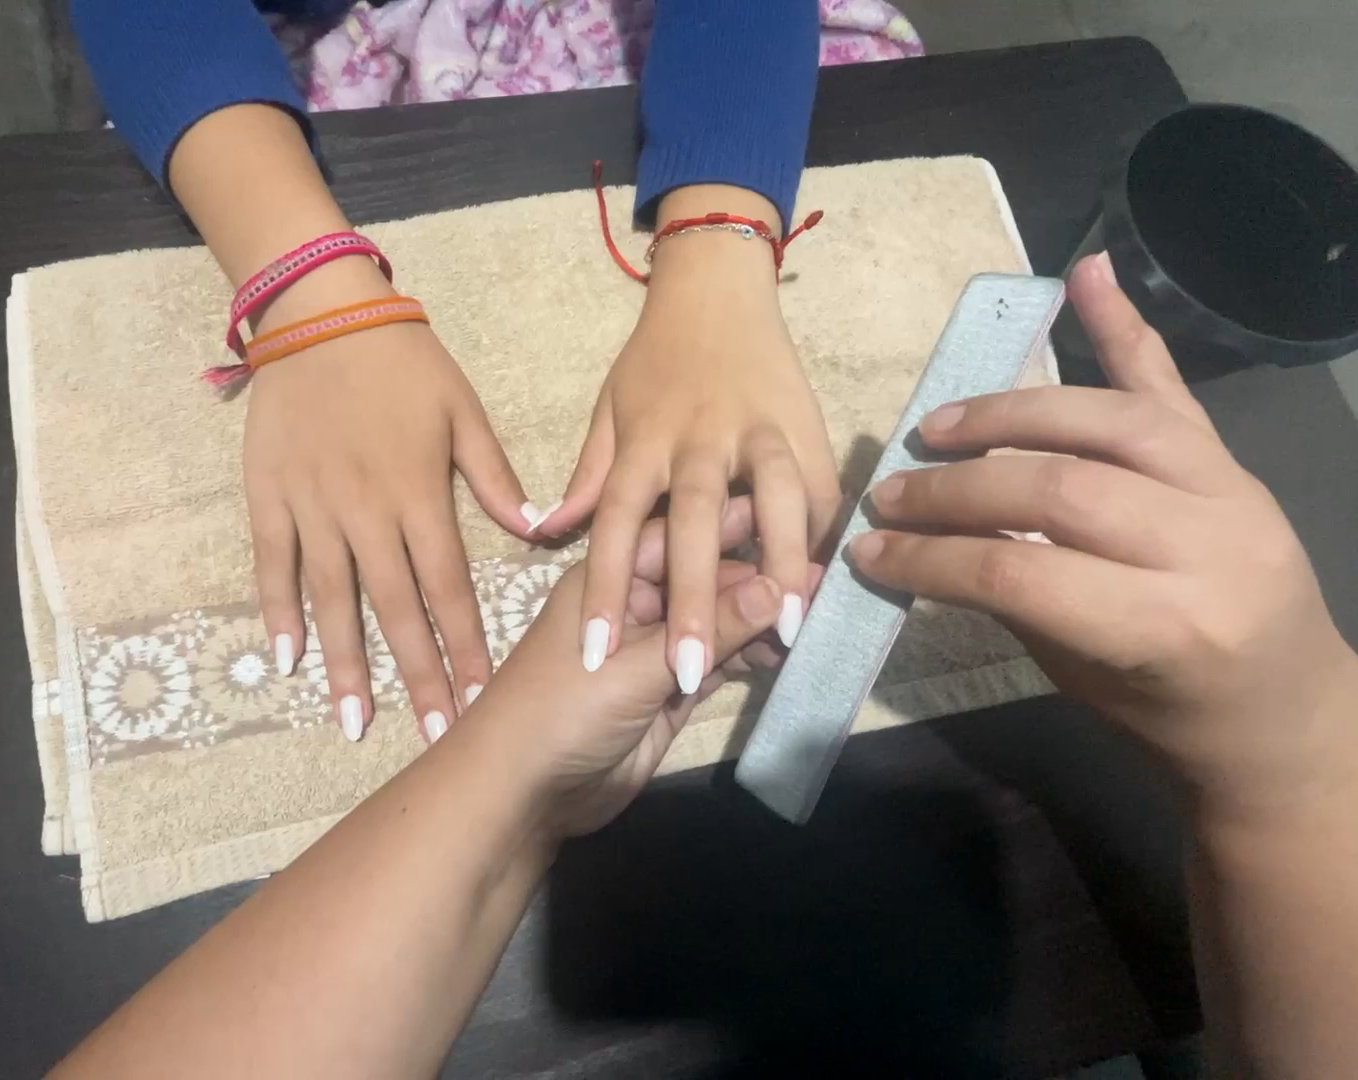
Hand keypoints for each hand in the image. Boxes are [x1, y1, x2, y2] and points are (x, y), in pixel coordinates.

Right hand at [244, 261, 537, 744]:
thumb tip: (538, 529)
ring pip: (333, 598)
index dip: (466, 643)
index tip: (478, 696)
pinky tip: (287, 659)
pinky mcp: (269, 498)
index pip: (449, 586)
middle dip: (417, 674)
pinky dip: (278, 611)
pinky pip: (273, 564)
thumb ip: (497, 476)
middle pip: (396, 608)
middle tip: (431, 732)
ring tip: (354, 720)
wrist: (321, 315)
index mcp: (420, 495)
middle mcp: (368, 514)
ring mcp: (313, 509)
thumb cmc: (404, 363)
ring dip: (346, 662)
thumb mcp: (464, 411)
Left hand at [465, 499, 818, 836]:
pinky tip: (785, 652)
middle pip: (703, 582)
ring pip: (714, 625)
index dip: (730, 527)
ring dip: (757, 623)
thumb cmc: (563, 708)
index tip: (787, 516)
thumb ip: (709, 629)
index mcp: (610, 575)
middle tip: (818, 578)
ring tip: (813, 617)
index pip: (677, 537)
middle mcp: (635, 604)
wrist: (524, 793)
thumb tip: (779, 588)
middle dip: (756, 582)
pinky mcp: (668, 692)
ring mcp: (653, 650)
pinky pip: (716, 664)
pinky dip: (747, 659)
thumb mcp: (637, 666)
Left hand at [538, 185, 839, 696]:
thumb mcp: (609, 413)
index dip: (602, 588)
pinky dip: (814, 535)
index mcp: (643, 440)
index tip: (595, 654)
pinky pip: (812, 489)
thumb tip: (544, 529)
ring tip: (785, 631)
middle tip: (689, 668)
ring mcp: (757, 430)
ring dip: (779, 564)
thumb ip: (588, 476)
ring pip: (769, 498)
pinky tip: (813, 583)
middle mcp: (698, 438)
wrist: (719, 288)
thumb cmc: (655, 361)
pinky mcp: (806, 428)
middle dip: (693, 598)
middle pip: (692, 521)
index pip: (614, 522)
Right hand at [849, 254, 1357, 820]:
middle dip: (956, 487)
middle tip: (891, 492)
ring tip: (940, 426)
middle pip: (1058, 488)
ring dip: (1010, 412)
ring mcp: (1233, 490)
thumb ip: (1011, 596)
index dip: (930, 557)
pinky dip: (1125, 327)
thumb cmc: (1164, 709)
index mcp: (1168, 624)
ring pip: (1108, 422)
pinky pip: (1172, 388)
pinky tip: (1088, 273)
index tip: (867, 551)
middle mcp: (1212, 545)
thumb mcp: (1075, 670)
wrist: (1284, 710)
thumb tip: (921, 541)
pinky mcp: (1235, 460)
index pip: (1019, 573)